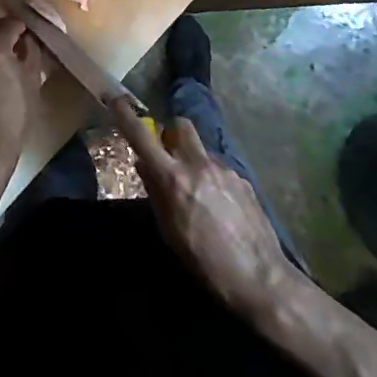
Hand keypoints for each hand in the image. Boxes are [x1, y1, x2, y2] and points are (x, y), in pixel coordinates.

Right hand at [111, 100, 298, 315]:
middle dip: (170, 132)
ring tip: (194, 190)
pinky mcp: (242, 179)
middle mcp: (199, 164)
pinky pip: (218, 166)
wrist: (260, 278)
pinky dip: (210, 176)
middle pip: (181, 125)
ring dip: (191, 157)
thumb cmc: (206, 263)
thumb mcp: (170, 233)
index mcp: (175, 179)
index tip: (116, 98)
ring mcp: (224, 169)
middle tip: (166, 154)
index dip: (127, 116)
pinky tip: (216, 205)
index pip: (143, 138)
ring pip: (201, 148)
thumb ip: (156, 193)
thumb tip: (144, 165)